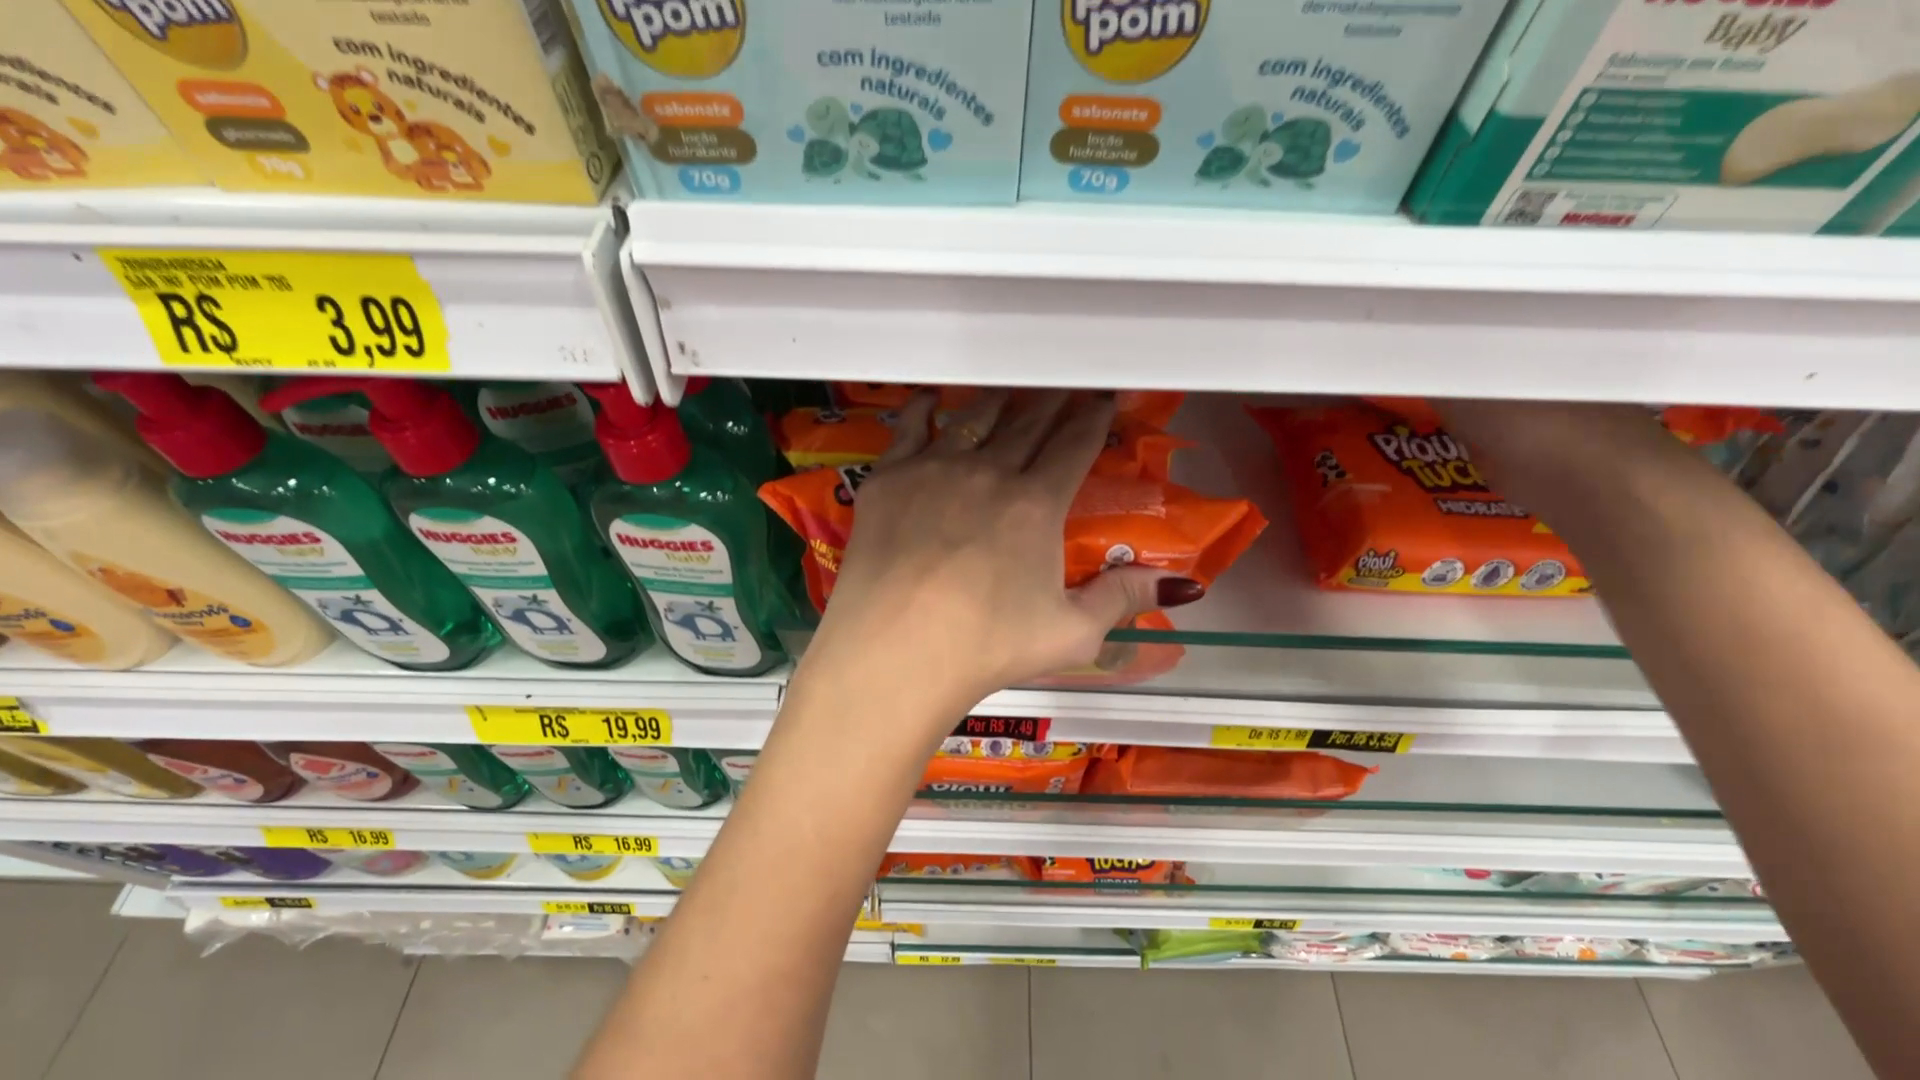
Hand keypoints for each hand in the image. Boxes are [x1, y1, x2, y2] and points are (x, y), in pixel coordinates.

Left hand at [802, 390, 1203, 721]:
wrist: (895, 652)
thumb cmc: (987, 647)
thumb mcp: (1071, 632)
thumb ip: (1123, 598)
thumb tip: (1181, 583)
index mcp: (1036, 503)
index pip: (1074, 445)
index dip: (1093, 419)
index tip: (1103, 400)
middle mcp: (988, 472)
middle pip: (1027, 424)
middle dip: (1052, 403)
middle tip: (1064, 388)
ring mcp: (934, 469)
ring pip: (973, 419)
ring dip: (998, 402)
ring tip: (1010, 391)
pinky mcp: (888, 479)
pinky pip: (910, 428)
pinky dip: (926, 410)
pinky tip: (933, 401)